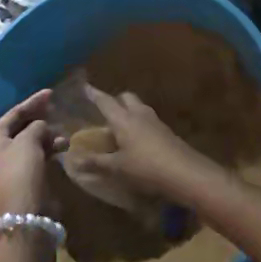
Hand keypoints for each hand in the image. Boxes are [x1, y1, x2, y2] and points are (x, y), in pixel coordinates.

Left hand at [0, 90, 67, 217]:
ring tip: (63, 136)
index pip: (12, 114)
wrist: (25, 213)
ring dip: (46, 137)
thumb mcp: (28, 141)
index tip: (50, 93)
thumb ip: (36, 126)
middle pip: (20, 128)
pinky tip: (62, 148)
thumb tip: (42, 126)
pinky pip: (35, 157)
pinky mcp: (22, 178)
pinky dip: (48, 150)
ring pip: (29, 143)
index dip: (32, 103)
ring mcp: (9, 166)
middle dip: (40, 120)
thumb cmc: (21, 171)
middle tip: (56, 111)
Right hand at [72, 86, 225, 200]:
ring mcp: (156, 122)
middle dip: (116, 100)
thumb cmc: (145, 167)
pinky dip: (140, 125)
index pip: (105, 101)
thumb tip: (74, 161)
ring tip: (120, 127)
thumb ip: (96, 163)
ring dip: (130, 112)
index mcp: (123, 119)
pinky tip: (137, 141)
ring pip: (140, 108)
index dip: (94, 94)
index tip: (85, 87)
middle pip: (126, 97)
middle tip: (106, 110)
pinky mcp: (167, 133)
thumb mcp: (117, 168)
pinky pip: (149, 122)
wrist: (186, 174)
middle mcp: (139, 114)